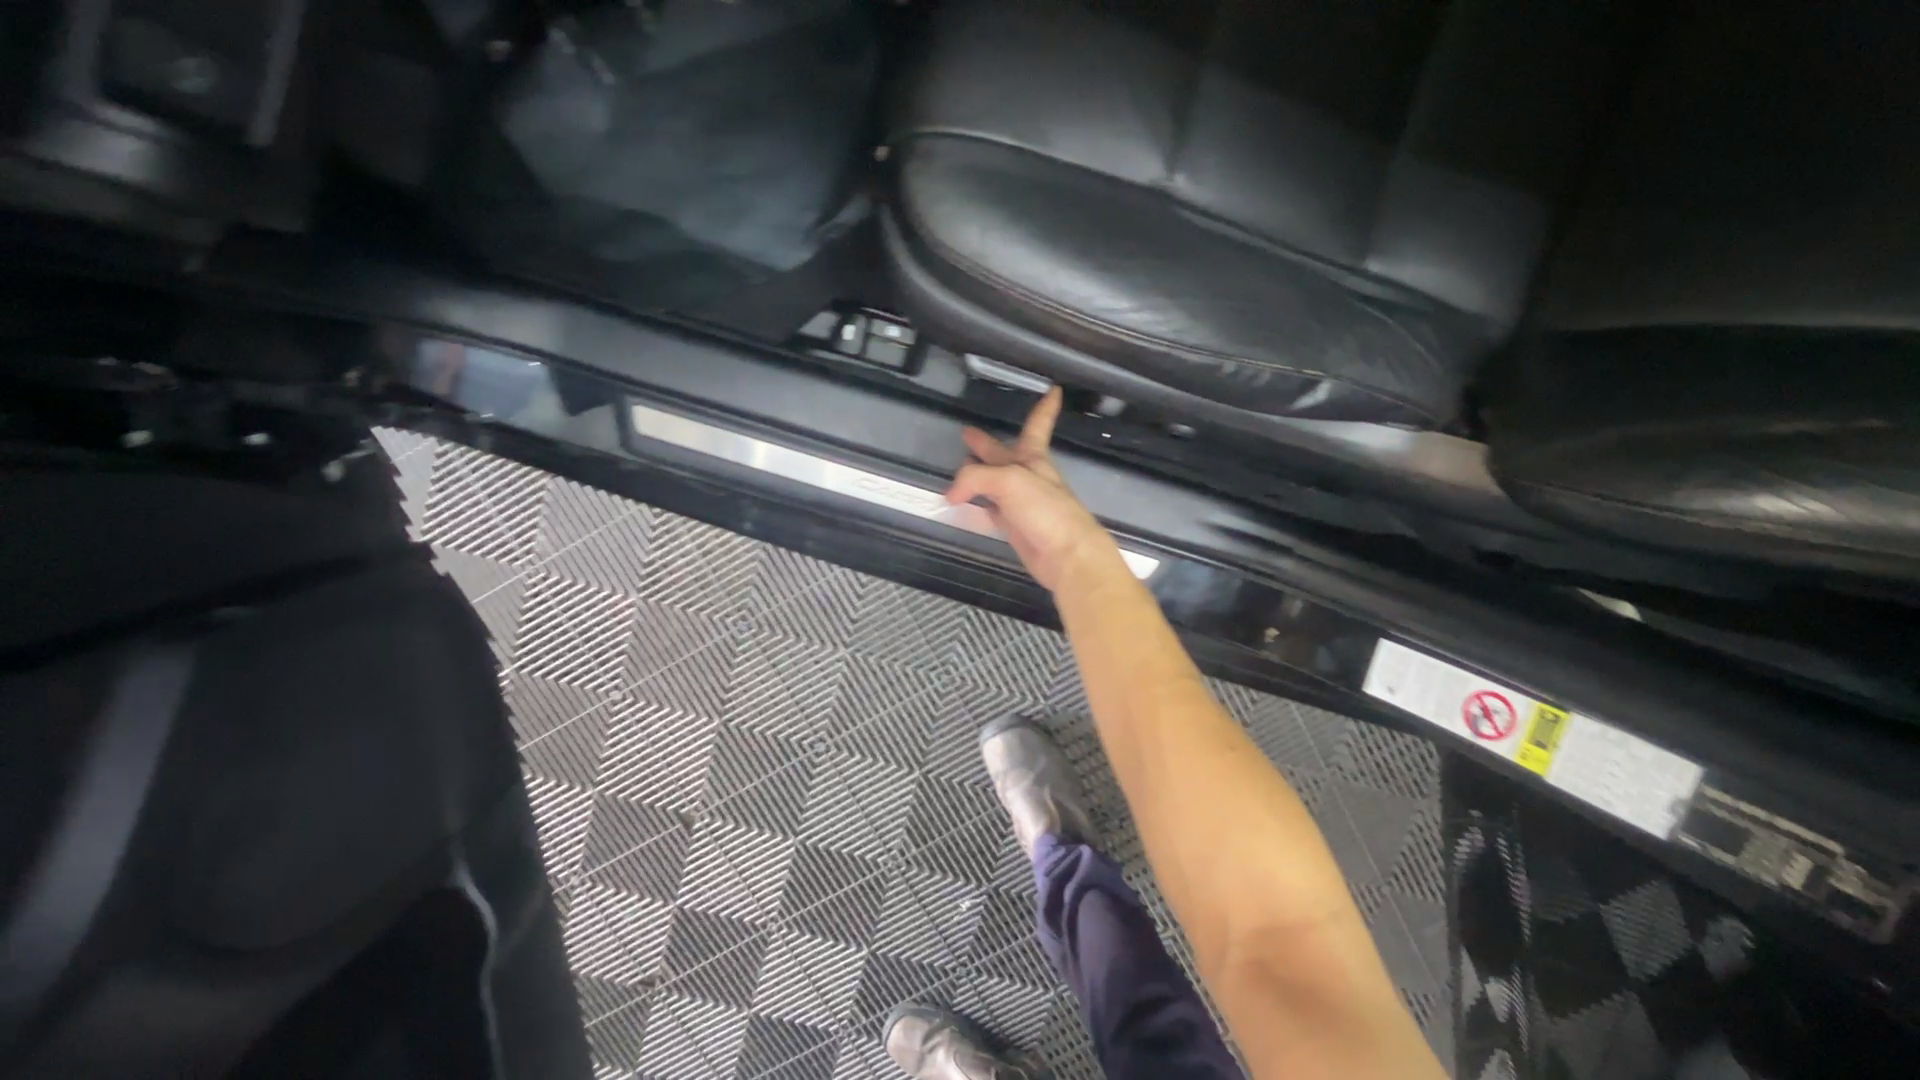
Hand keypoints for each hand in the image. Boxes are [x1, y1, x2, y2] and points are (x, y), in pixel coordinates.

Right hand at [945, 387, 1124, 592]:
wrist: (1067, 555)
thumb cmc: (1046, 509)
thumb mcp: (1009, 481)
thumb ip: (975, 479)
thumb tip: (952, 494)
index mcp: (1032, 458)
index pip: (1037, 425)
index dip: (1045, 408)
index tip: (1054, 390)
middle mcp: (1027, 476)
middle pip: (1001, 455)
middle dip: (985, 445)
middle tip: (966, 434)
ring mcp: (1021, 503)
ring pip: (993, 484)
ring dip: (977, 478)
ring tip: (959, 473)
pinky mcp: (1015, 527)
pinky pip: (991, 511)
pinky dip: (978, 507)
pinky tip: (968, 507)